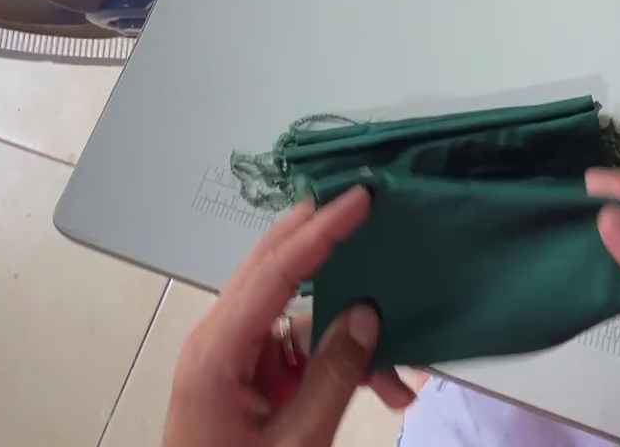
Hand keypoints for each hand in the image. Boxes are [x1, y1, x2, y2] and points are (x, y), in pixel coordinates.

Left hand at [165, 186, 416, 446]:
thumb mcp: (294, 446)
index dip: (322, 228)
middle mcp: (223, 337)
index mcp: (219, 349)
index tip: (360, 196)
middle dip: (328, 239)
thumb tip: (369, 312)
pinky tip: (384, 385)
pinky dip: (343, 358)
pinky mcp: (254, 376)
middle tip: (370, 204)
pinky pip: (304, 346)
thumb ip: (333, 376)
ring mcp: (238, 355)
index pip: (277, 268)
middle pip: (280, 266)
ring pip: (302, 311)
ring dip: (351, 325)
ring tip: (400, 358)